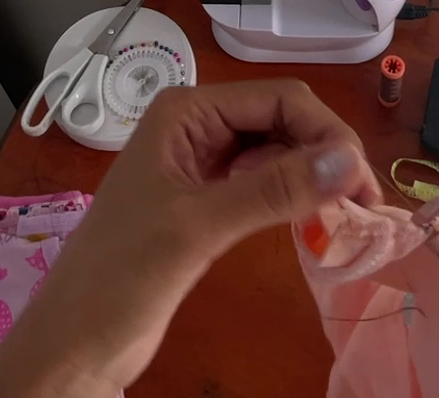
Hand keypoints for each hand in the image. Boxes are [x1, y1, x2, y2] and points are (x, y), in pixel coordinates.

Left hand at [0, 79, 380, 397]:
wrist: (74, 340)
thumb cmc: (122, 274)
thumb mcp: (197, 227)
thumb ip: (272, 189)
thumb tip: (347, 160)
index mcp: (186, 110)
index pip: (276, 98)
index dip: (324, 131)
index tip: (362, 180)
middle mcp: (196, 123)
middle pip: (279, 117)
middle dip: (323, 149)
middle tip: (364, 201)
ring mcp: (201, 159)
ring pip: (275, 148)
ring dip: (312, 171)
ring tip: (350, 210)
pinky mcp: (207, 195)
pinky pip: (263, 178)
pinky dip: (292, 192)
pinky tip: (313, 214)